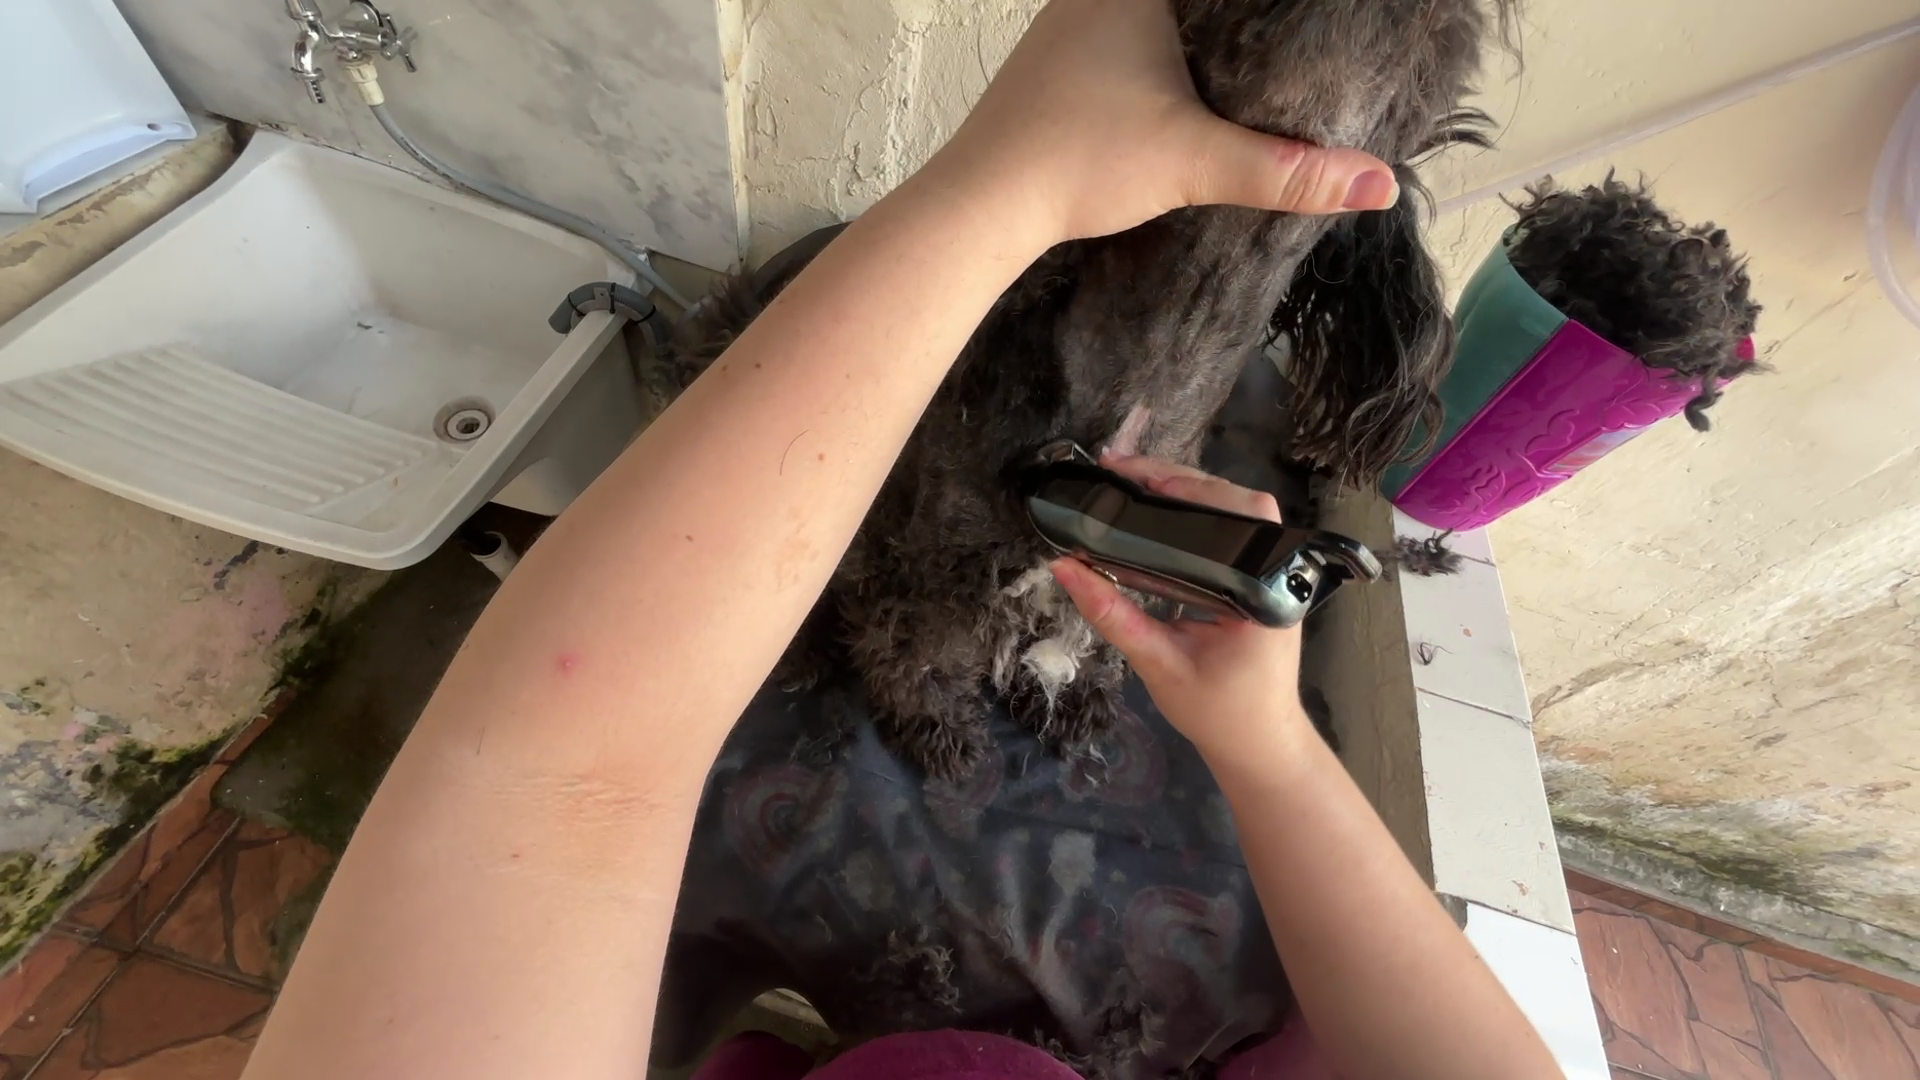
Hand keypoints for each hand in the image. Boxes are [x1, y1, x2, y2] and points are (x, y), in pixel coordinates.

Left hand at [922, 0, 1399, 246]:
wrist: (981, 204)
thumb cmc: (1077, 163)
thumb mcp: (1194, 162)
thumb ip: (1285, 170)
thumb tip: (1377, 185)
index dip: (1278, 10)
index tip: (1314, 27)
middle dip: (1241, 23)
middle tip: (1291, 42)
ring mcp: (1070, 23)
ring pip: (1156, 17)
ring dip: (1196, 38)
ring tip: (1249, 59)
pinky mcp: (1054, 66)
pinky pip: (1123, 42)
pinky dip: (1156, 56)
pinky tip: (1173, 85)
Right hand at [1049, 455, 1313, 762]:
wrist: (1258, 744)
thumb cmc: (1215, 712)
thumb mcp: (1156, 663)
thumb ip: (1111, 614)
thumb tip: (1064, 567)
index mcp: (1262, 589)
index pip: (1236, 512)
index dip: (1183, 486)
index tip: (1129, 476)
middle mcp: (1273, 570)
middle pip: (1234, 499)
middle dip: (1175, 478)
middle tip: (1116, 470)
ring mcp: (1268, 573)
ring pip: (1232, 511)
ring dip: (1182, 492)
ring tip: (1128, 482)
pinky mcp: (1254, 579)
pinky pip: (1226, 533)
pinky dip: (1189, 516)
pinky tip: (1153, 510)